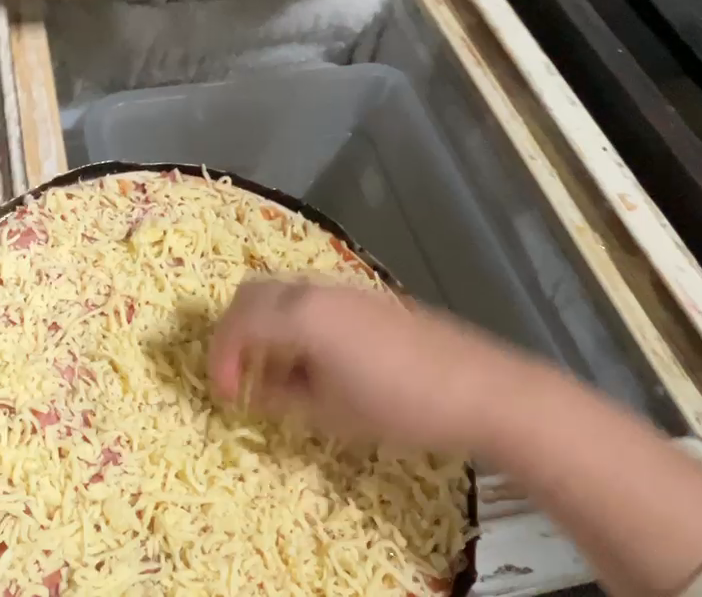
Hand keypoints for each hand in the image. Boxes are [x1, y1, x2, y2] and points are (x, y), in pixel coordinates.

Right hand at [206, 279, 540, 452]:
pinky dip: (290, 322)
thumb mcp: (331, 412)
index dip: (221, 357)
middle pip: (251, 294)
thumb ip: (281, 395)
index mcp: (300, 315)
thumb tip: (253, 389)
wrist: (480, 388)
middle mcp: (314, 290)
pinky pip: (308, 299)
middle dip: (234, 332)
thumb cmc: (400, 405)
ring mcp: (342, 289)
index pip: (237, 322)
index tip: (226, 394)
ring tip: (274, 372)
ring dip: (263, 326)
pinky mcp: (364, 297)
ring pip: (280, 294)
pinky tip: (311, 360)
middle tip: (238, 375)